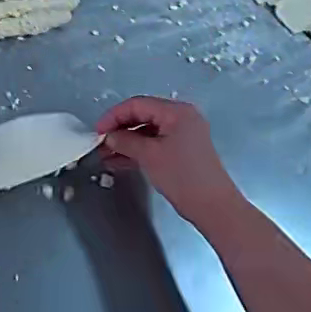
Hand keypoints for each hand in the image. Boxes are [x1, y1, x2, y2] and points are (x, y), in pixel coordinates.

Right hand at [96, 96, 245, 220]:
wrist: (213, 207)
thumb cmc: (182, 176)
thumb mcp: (148, 155)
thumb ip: (124, 141)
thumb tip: (108, 137)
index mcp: (176, 112)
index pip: (137, 105)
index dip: (113, 116)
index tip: (97, 131)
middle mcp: (181, 118)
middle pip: (141, 116)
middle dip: (118, 129)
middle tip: (100, 143)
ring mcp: (182, 135)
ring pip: (146, 131)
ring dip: (125, 142)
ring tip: (104, 155)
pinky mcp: (181, 150)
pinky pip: (153, 144)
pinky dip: (136, 150)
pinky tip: (118, 161)